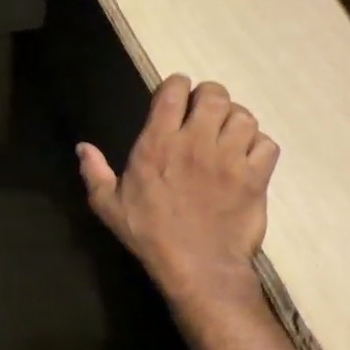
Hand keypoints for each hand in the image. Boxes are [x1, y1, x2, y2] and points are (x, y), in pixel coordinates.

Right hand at [77, 75, 279, 307]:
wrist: (197, 264)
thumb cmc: (148, 232)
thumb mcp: (107, 204)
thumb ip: (94, 171)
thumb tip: (82, 147)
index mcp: (157, 144)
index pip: (173, 93)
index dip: (176, 84)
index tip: (174, 92)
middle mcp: (195, 143)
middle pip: (214, 96)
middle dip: (209, 95)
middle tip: (203, 107)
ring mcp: (230, 159)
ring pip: (244, 117)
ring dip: (235, 118)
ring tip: (226, 129)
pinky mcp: (256, 178)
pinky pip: (267, 144)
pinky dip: (258, 143)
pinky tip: (246, 153)